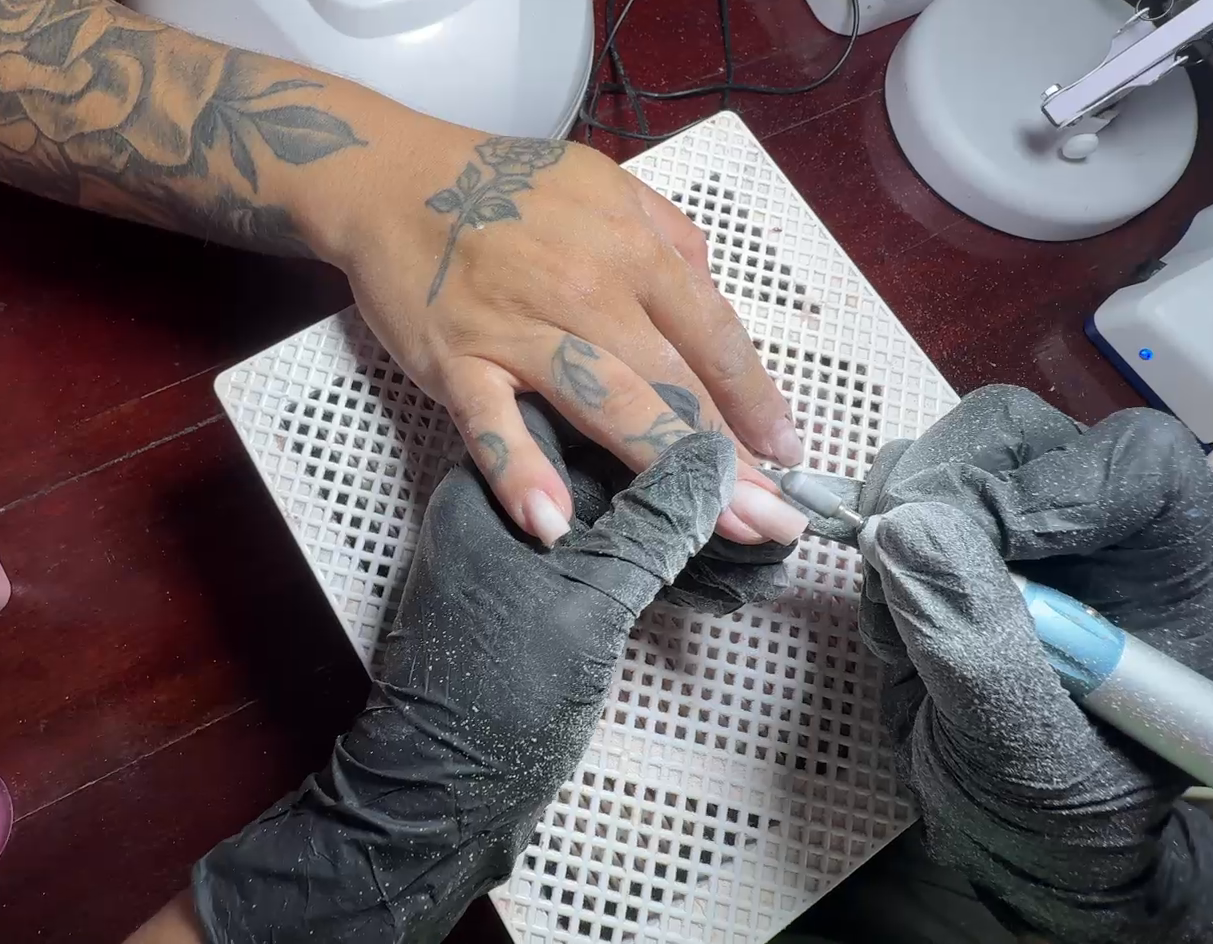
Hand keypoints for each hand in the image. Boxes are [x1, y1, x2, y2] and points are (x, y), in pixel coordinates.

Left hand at [190, 398, 790, 941]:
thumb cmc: (497, 697)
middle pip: (608, 458)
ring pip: (620, 504)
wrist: (449, 794)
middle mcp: (506, 502)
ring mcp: (528, 545)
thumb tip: (717, 459)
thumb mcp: (586, 603)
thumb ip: (652, 525)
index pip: (583, 417)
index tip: (734, 437)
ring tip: (759, 526)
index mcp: (491, 486)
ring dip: (686, 514)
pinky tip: (718, 558)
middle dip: (687, 472)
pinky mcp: (550, 585)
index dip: (662, 419)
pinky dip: (667, 549)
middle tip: (762, 488)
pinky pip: (617, 546)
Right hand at [306, 124, 806, 548]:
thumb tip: (709, 294)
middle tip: (776, 519)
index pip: (709, 334)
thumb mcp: (603, 184)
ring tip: (716, 529)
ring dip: (663, 469)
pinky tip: (551, 523)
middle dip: (730, 454)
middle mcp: (584, 290)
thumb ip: (666, 234)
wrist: (395, 180)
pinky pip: (491, 422)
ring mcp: (517, 330)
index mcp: (627, 248)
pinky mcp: (456, 360)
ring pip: (602, 403)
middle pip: (670, 381)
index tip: (784, 451)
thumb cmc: (504, 184)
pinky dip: (518, 470)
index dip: (753, 397)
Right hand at [792, 386, 1212, 943]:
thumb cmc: (1045, 809)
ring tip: (898, 609)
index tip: (979, 538)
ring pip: (943, 448)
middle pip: (1018, 433)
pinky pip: (890, 487)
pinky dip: (868, 535)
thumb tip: (902, 528)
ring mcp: (1004, 520)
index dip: (1054, 483)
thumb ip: (975, 644)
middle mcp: (1085, 527)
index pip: (1134, 466)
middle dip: (947, 485)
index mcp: (1160, 574)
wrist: (996, 822)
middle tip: (900, 557)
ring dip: (896, 516)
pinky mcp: (940, 526)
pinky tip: (886, 603)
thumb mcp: (1023, 752)